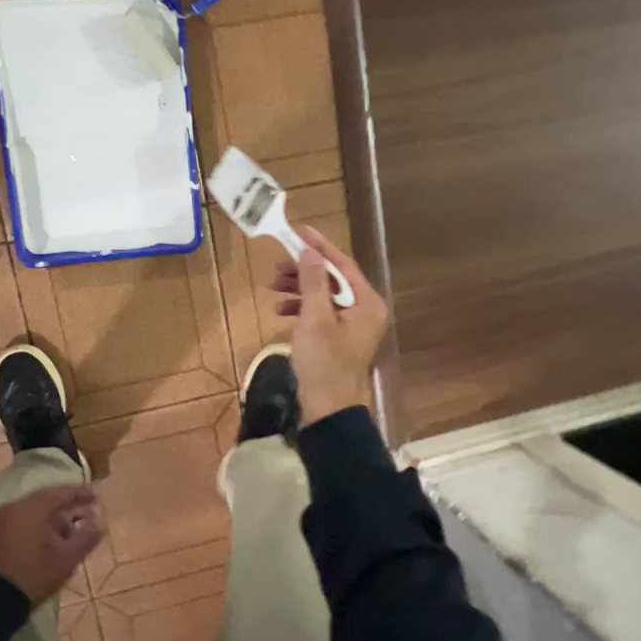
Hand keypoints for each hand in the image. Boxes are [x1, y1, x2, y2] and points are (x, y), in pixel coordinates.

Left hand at [0, 485, 103, 605]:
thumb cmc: (32, 575)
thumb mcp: (65, 559)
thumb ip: (85, 538)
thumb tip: (100, 523)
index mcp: (32, 508)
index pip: (61, 493)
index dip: (81, 493)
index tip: (96, 495)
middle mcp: (13, 508)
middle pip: (44, 501)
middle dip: (66, 508)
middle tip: (85, 517)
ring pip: (30, 513)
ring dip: (50, 520)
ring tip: (67, 535)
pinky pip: (17, 524)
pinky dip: (34, 528)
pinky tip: (44, 544)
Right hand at [270, 226, 388, 423]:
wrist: (328, 410)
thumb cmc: (323, 364)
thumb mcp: (315, 319)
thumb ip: (313, 282)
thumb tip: (309, 251)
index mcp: (368, 303)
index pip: (343, 265)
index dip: (319, 247)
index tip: (298, 231)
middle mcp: (365, 310)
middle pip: (333, 278)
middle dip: (304, 271)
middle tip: (276, 267)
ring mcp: (353, 325)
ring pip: (324, 295)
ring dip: (299, 288)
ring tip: (273, 287)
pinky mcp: (340, 338)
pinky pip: (321, 313)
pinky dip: (302, 308)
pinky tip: (281, 311)